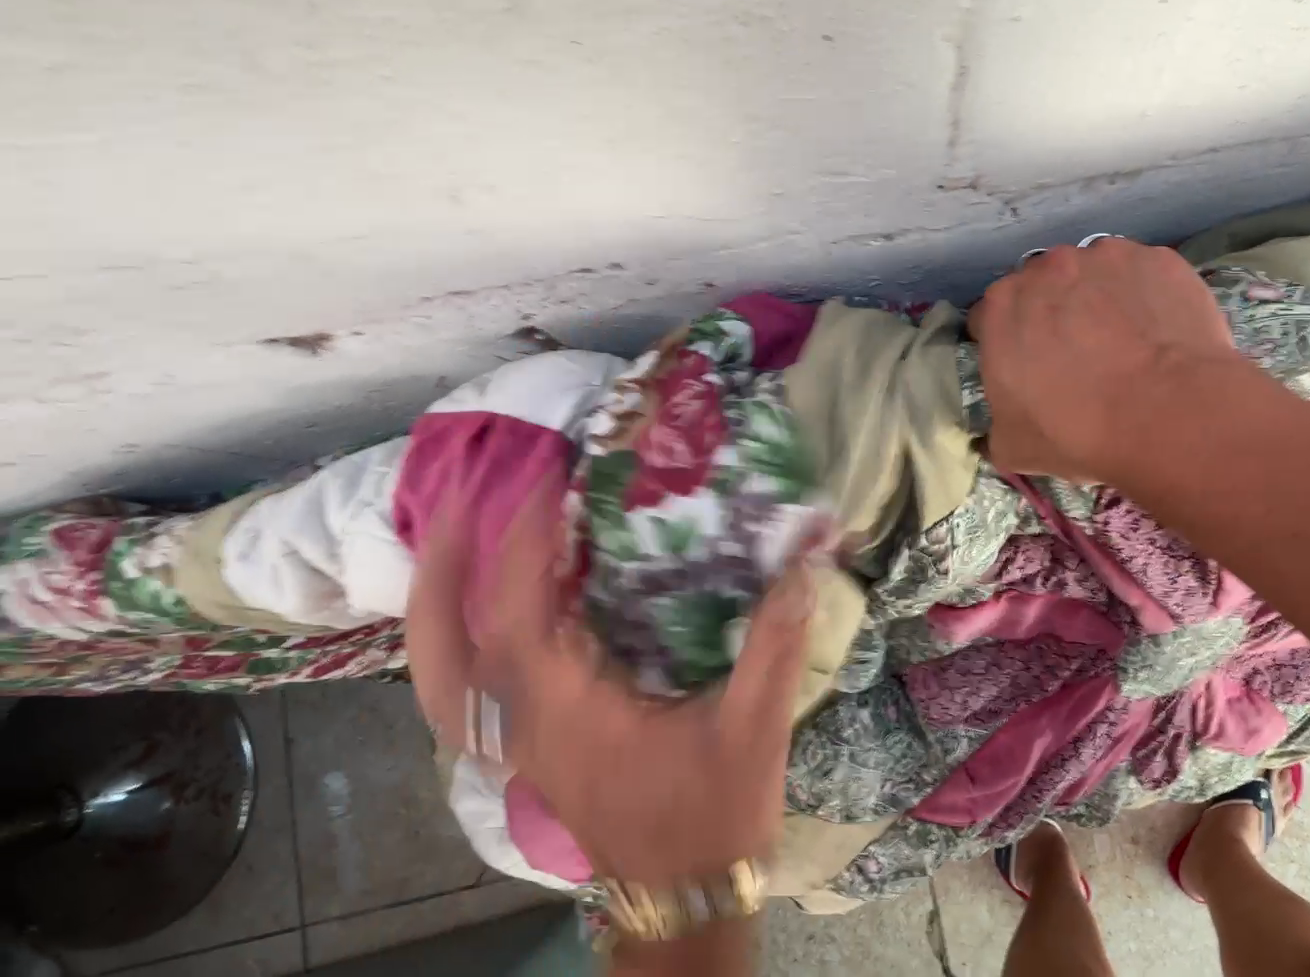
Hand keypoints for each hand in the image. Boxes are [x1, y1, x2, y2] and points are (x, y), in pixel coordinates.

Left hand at [403, 478, 813, 888]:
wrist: (684, 895)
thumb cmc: (714, 814)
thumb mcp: (753, 726)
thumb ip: (776, 640)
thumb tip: (807, 558)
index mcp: (564, 710)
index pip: (520, 611)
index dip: (525, 537)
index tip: (548, 476)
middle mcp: (520, 725)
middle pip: (442, 646)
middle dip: (441, 565)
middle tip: (462, 497)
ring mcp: (515, 743)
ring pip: (441, 673)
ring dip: (440, 604)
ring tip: (457, 544)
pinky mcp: (527, 751)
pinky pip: (469, 690)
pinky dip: (465, 643)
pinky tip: (498, 613)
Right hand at [968, 237, 1241, 480]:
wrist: (1166, 415)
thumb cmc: (1077, 431)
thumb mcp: (1013, 446)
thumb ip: (998, 425)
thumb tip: (1002, 429)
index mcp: (1002, 306)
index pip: (990, 316)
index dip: (1008, 343)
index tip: (1027, 368)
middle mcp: (1048, 267)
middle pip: (1044, 286)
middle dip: (1054, 314)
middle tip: (1078, 357)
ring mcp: (1106, 257)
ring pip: (1095, 274)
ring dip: (1101, 299)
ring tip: (1126, 343)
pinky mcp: (1158, 260)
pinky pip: (1144, 276)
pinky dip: (1147, 297)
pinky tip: (1159, 334)